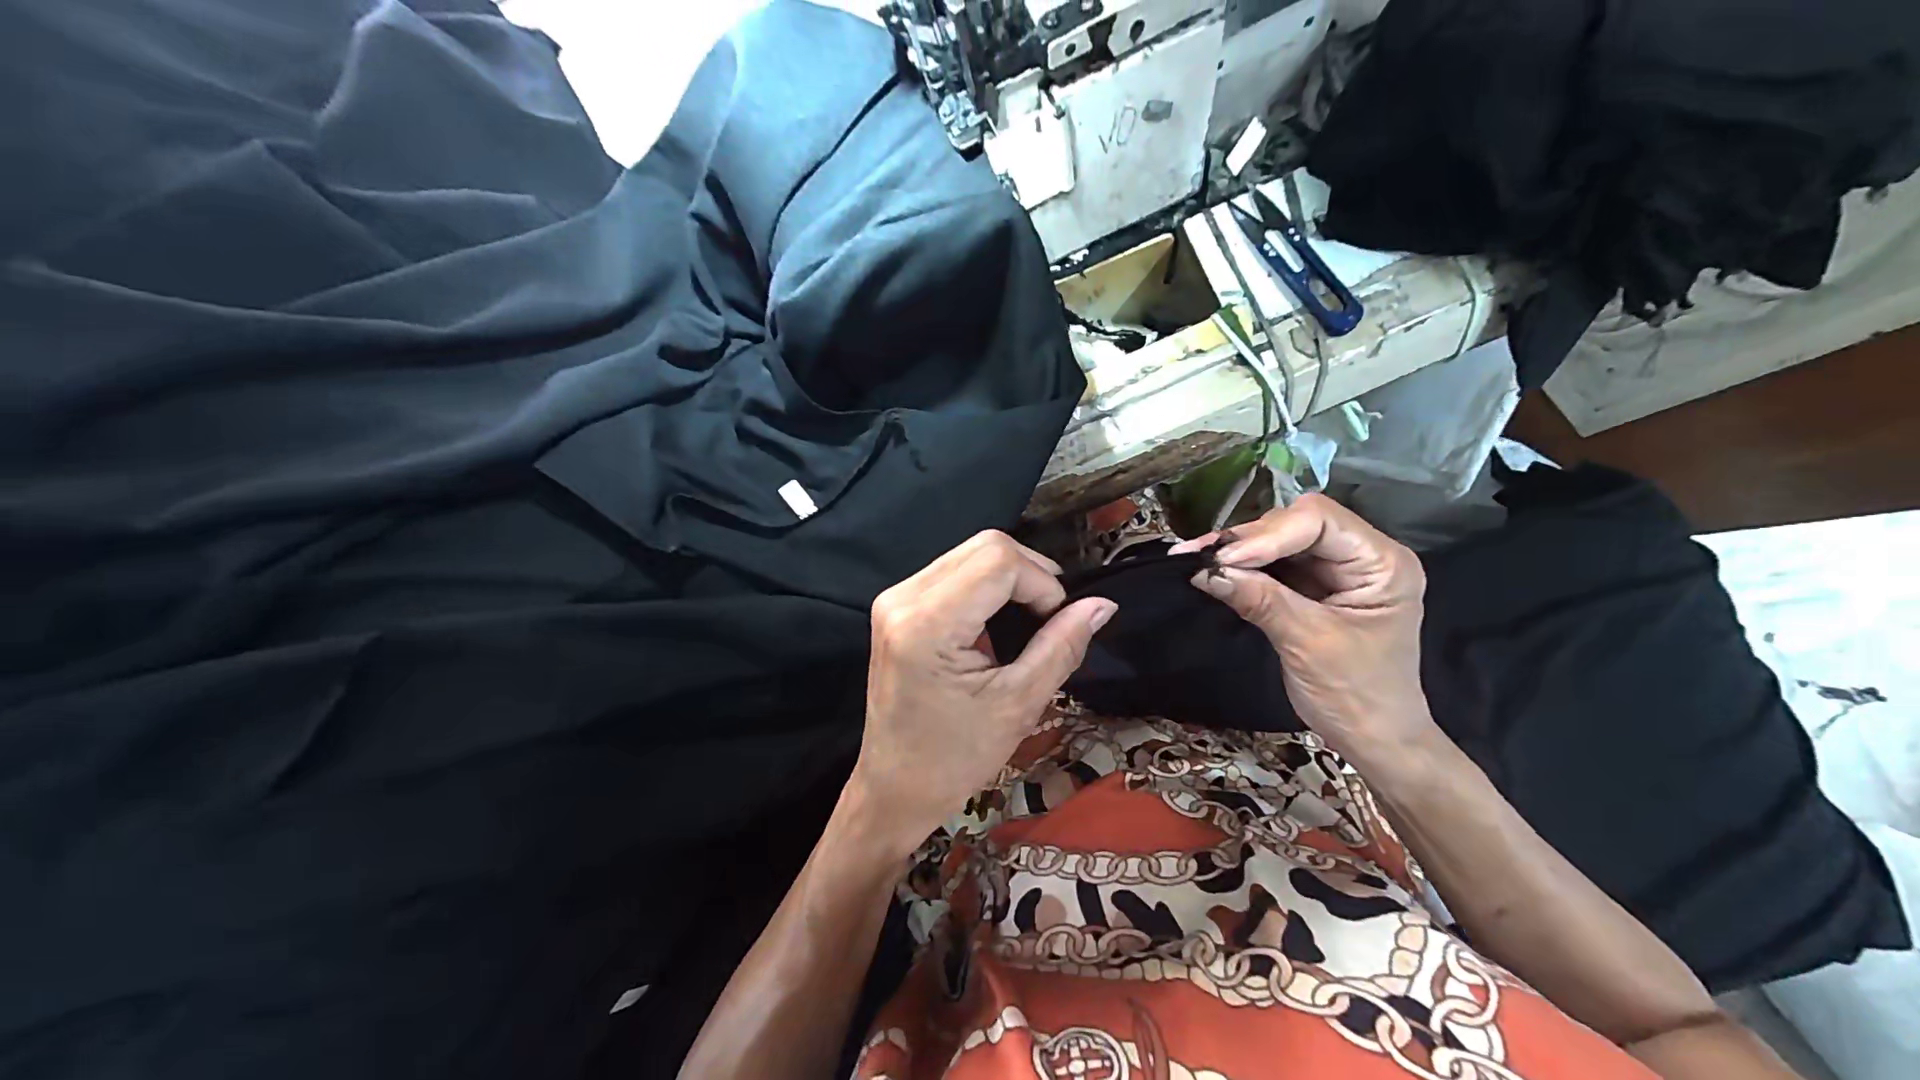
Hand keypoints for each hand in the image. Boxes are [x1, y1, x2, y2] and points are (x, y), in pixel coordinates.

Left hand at [852, 531, 1117, 853]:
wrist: (896, 787)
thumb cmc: (955, 757)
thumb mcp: (1019, 703)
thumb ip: (1062, 645)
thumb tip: (1103, 604)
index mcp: (927, 622)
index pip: (999, 560)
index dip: (1042, 583)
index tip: (1058, 622)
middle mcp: (903, 597)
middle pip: (984, 546)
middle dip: (1030, 573)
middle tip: (1050, 618)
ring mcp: (895, 598)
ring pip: (969, 553)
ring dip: (1009, 577)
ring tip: (1028, 621)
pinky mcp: (897, 606)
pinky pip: (953, 571)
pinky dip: (986, 585)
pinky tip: (997, 621)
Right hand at [1170, 495, 1439, 769]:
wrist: (1372, 739)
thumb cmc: (1356, 695)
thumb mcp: (1308, 644)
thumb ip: (1261, 600)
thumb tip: (1205, 571)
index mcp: (1382, 563)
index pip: (1319, 521)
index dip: (1267, 533)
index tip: (1224, 558)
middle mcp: (1361, 555)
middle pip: (1295, 523)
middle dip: (1247, 539)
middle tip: (1198, 555)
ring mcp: (1335, 570)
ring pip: (1278, 540)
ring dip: (1236, 550)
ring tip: (1194, 558)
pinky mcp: (1311, 585)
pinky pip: (1271, 563)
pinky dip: (1240, 566)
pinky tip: (1211, 569)